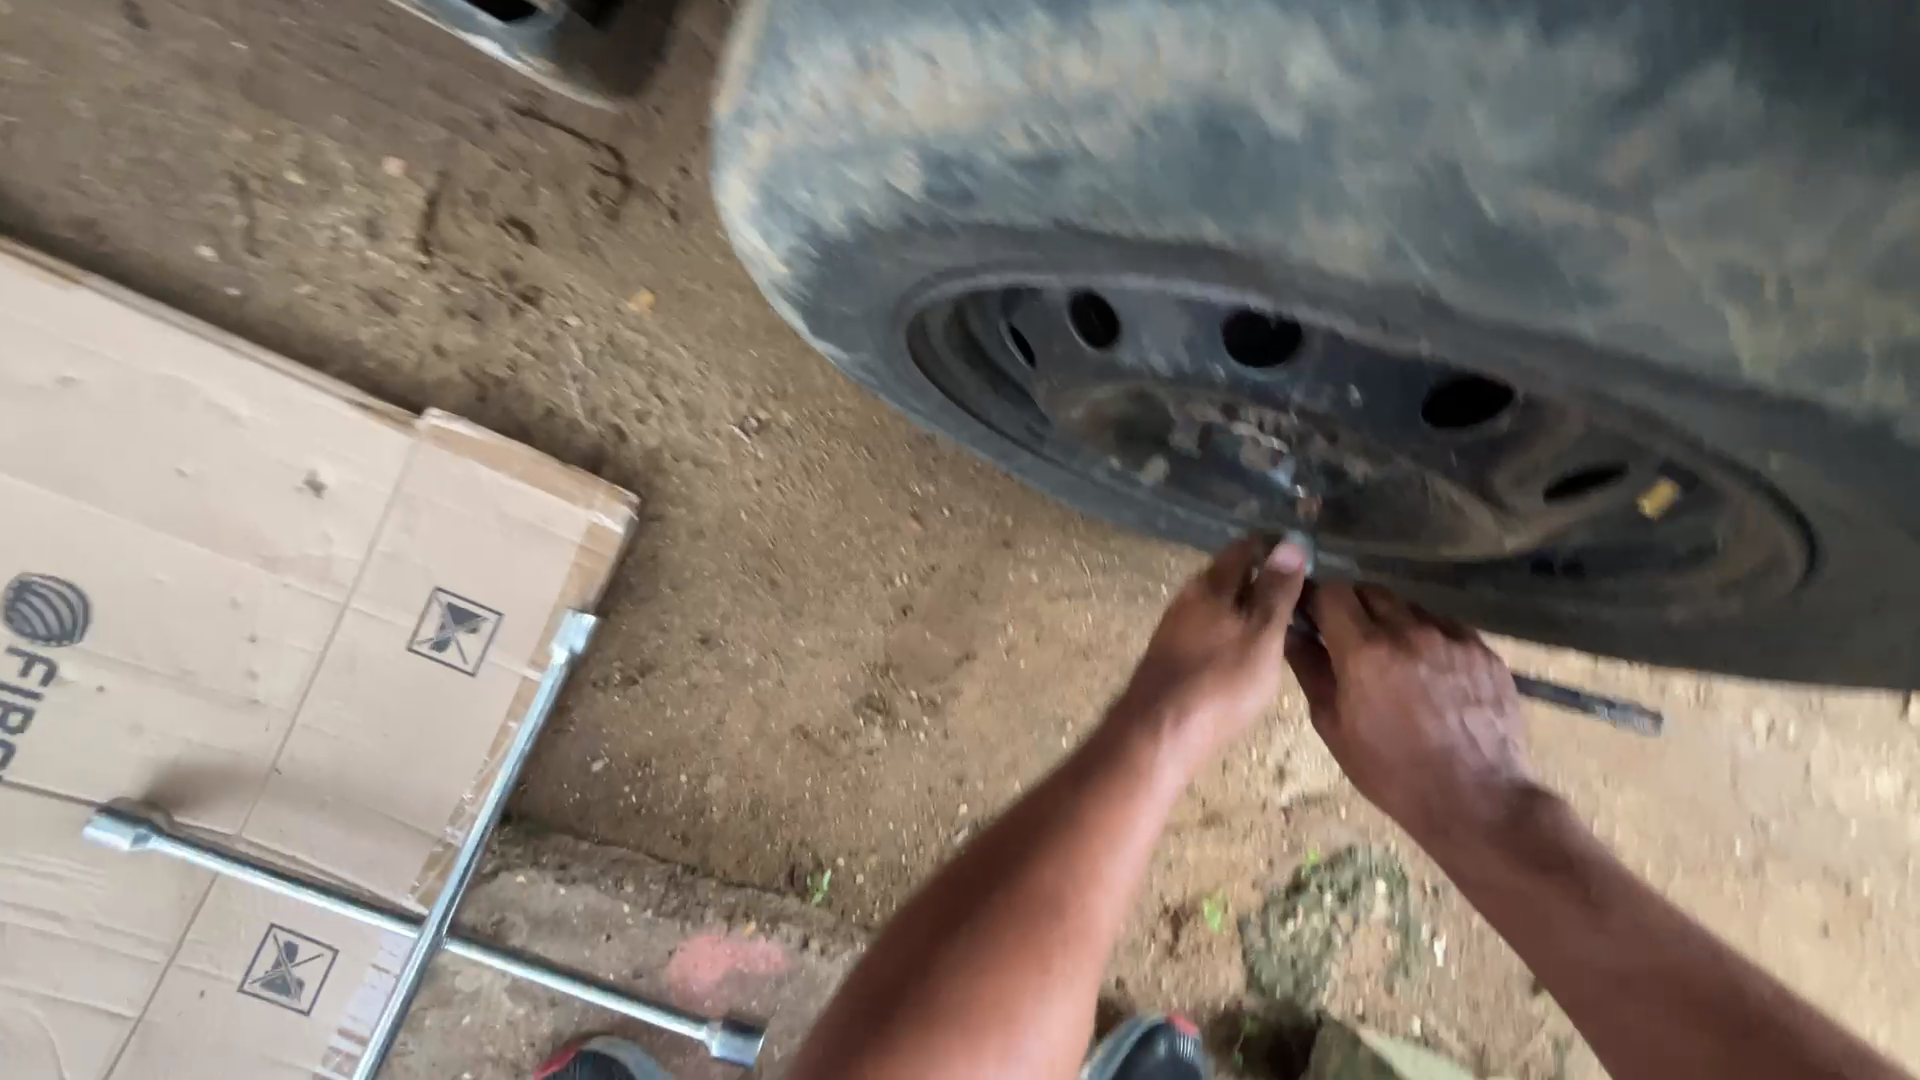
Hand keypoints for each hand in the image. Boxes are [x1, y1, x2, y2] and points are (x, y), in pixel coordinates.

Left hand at [1113, 536, 1309, 757]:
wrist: (1159, 731)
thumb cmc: (1220, 681)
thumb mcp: (1261, 635)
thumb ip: (1276, 592)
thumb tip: (1291, 543)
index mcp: (1210, 585)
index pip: (1244, 549)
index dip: (1274, 547)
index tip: (1306, 556)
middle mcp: (1187, 598)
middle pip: (1228, 576)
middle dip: (1262, 579)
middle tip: (1302, 593)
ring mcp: (1175, 627)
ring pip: (1217, 605)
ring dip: (1246, 607)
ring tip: (1282, 623)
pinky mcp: (1171, 656)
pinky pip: (1208, 630)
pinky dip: (1231, 631)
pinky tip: (1247, 650)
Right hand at [1285, 584, 1535, 845]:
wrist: (1477, 799)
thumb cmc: (1390, 770)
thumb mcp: (1332, 724)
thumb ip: (1310, 669)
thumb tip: (1290, 632)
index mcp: (1364, 651)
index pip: (1333, 592)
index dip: (1318, 599)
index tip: (1311, 615)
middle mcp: (1409, 633)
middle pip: (1370, 592)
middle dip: (1352, 607)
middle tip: (1347, 636)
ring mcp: (1452, 639)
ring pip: (1409, 607)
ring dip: (1391, 621)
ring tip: (1391, 657)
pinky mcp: (1484, 652)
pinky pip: (1445, 627)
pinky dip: (1427, 637)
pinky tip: (1428, 671)